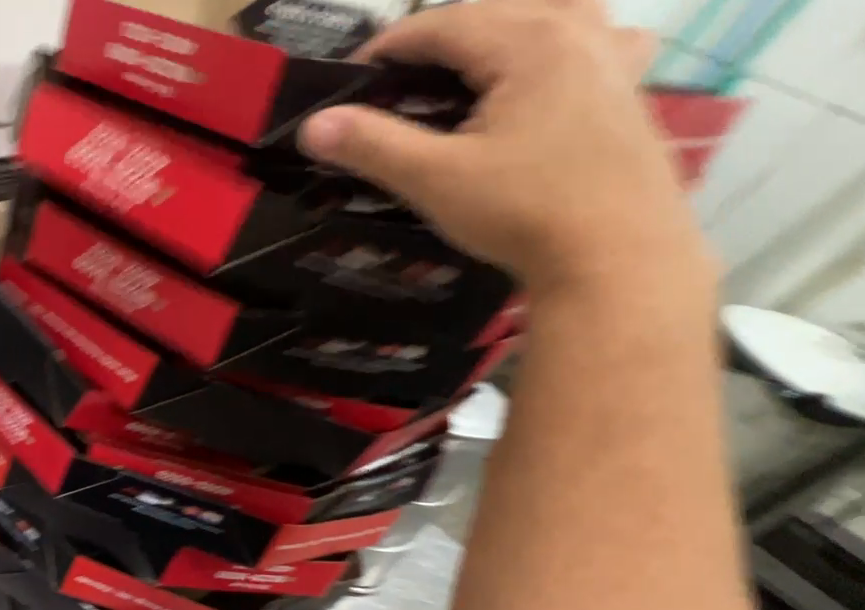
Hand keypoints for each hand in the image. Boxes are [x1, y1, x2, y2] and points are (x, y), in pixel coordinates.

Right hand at [299, 0, 710, 293]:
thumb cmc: (523, 211)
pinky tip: (544, 73)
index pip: (444, 22)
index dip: (390, 46)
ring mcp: (612, 57)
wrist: (615, 254)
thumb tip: (313, 125)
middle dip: (438, 37)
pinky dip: (557, 44)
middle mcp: (578, 32)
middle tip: (394, 80)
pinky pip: (593, 39)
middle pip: (494, 10)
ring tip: (465, 66)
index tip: (351, 79)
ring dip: (500, 29)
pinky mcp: (628, 89)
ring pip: (550, 12)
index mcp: (530, 41)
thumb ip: (373, 145)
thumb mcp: (434, 179)